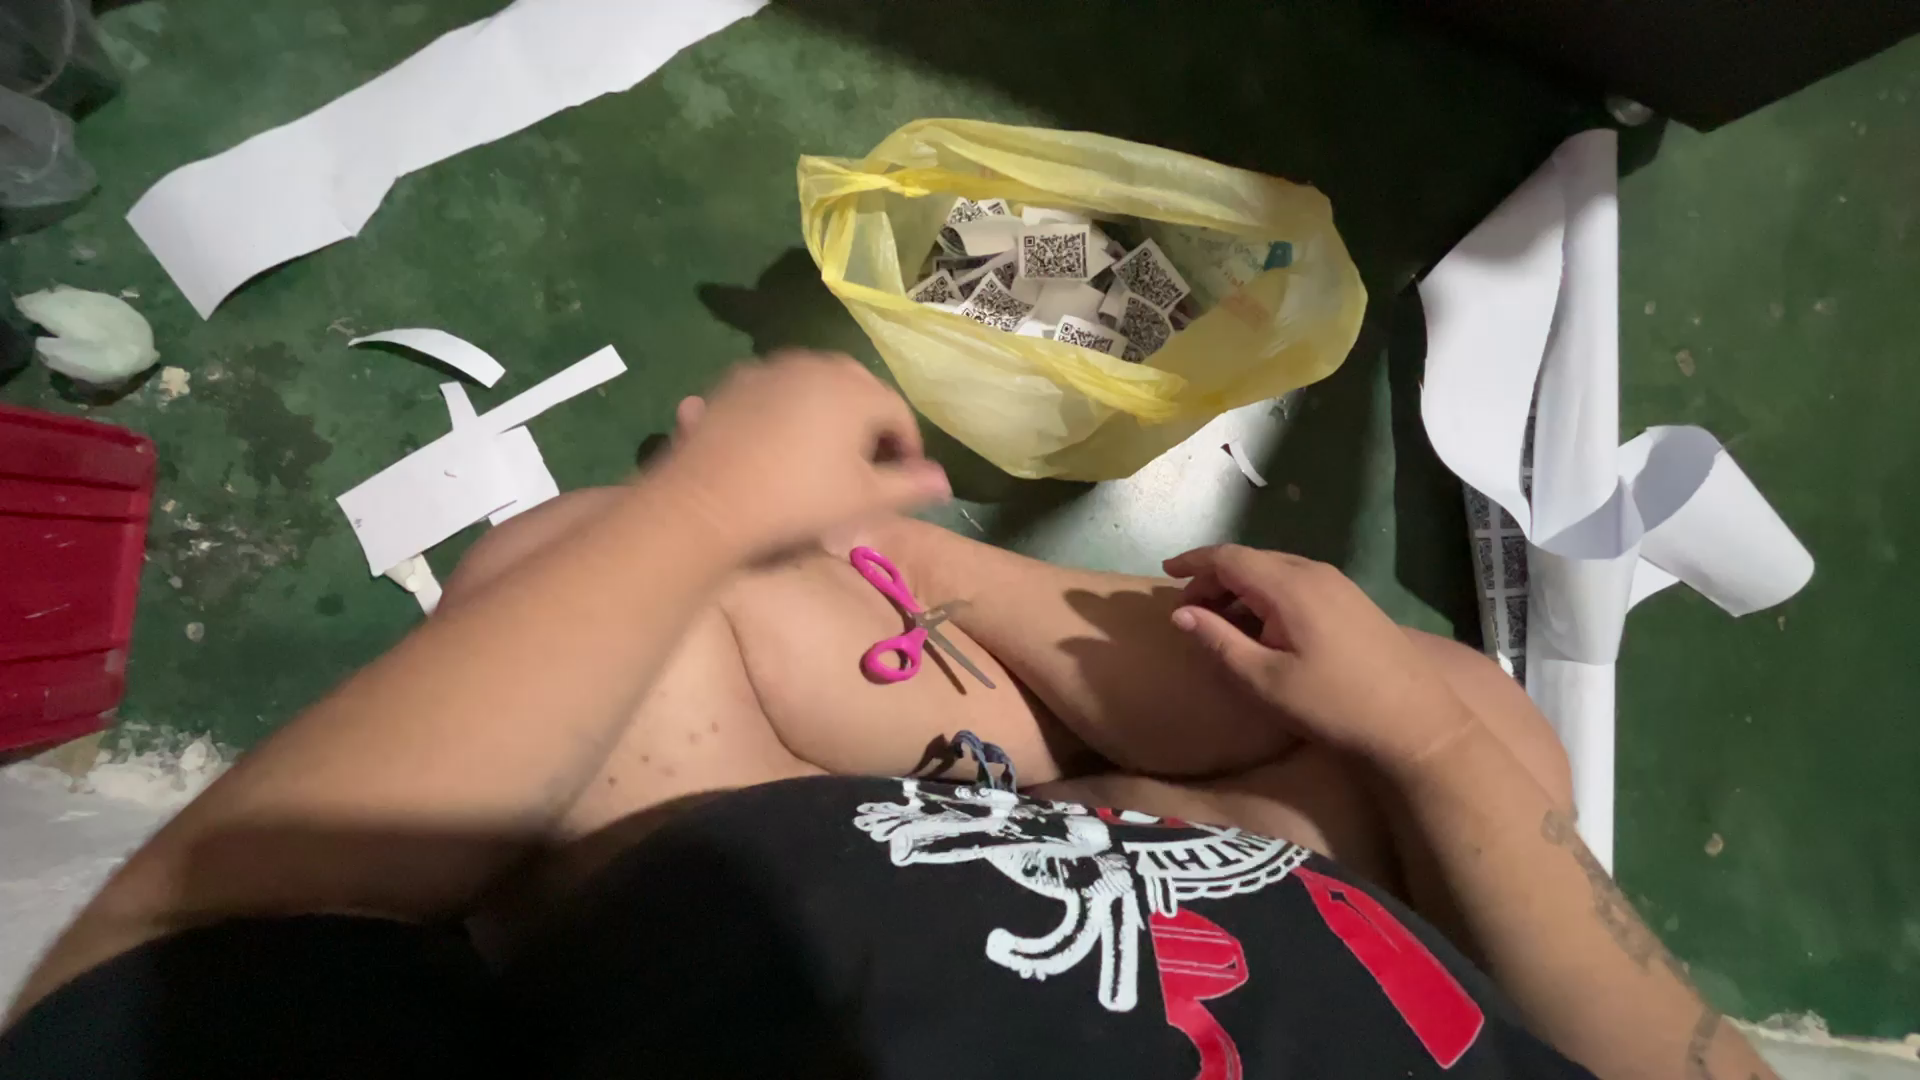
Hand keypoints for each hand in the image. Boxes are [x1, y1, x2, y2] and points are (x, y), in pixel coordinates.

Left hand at [658, 352, 950, 556]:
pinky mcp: (733, 383)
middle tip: (867, 461)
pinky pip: (775, 390)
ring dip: (829, 410)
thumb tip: (944, 481)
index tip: (904, 475)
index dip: (907, 445)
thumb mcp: (863, 499)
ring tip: (825, 450)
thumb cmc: (798, 500)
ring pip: (815, 383)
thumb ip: (909, 486)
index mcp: (855, 390)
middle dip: (869, 421)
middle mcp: (816, 366)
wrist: (707, 502)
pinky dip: (788, 408)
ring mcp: (770, 369)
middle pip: (858, 388)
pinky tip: (780, 440)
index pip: (897, 411)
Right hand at [1163, 545, 1474, 767]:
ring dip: (1239, 587)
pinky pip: (1294, 581)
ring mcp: (1337, 584)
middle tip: (1189, 611)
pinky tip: (1260, 625)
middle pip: (1250, 560)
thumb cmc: (1332, 705)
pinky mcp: (1351, 599)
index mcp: (1289, 586)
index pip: (1228, 557)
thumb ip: (1218, 640)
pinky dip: (1264, 593)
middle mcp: (1314, 573)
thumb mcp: (1262, 680)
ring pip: (1273, 570)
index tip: (1164, 573)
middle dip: (1212, 578)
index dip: (1193, 562)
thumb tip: (1179, 613)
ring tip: (1219, 620)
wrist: (1416, 725)